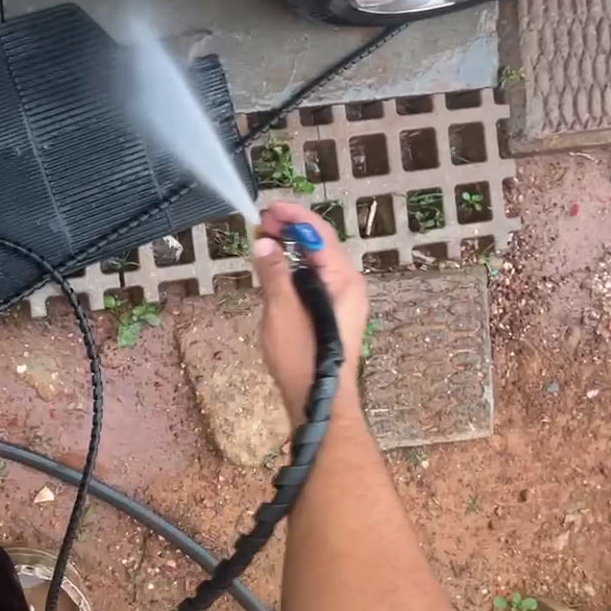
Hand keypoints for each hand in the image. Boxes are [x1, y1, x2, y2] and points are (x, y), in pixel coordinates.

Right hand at [253, 199, 369, 419]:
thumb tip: (265, 245)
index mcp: (344, 280)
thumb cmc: (304, 359)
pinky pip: (313, 281)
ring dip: (291, 250)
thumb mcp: (283, 311)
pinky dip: (293, 270)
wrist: (318, 402)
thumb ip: (275, 274)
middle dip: (291, 230)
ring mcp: (341, 303)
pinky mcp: (331, 317)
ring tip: (264, 242)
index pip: (320, 234)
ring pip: (315, 264)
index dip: (294, 217)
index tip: (269, 209)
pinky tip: (275, 273)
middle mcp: (348, 287)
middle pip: (320, 246)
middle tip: (262, 224)